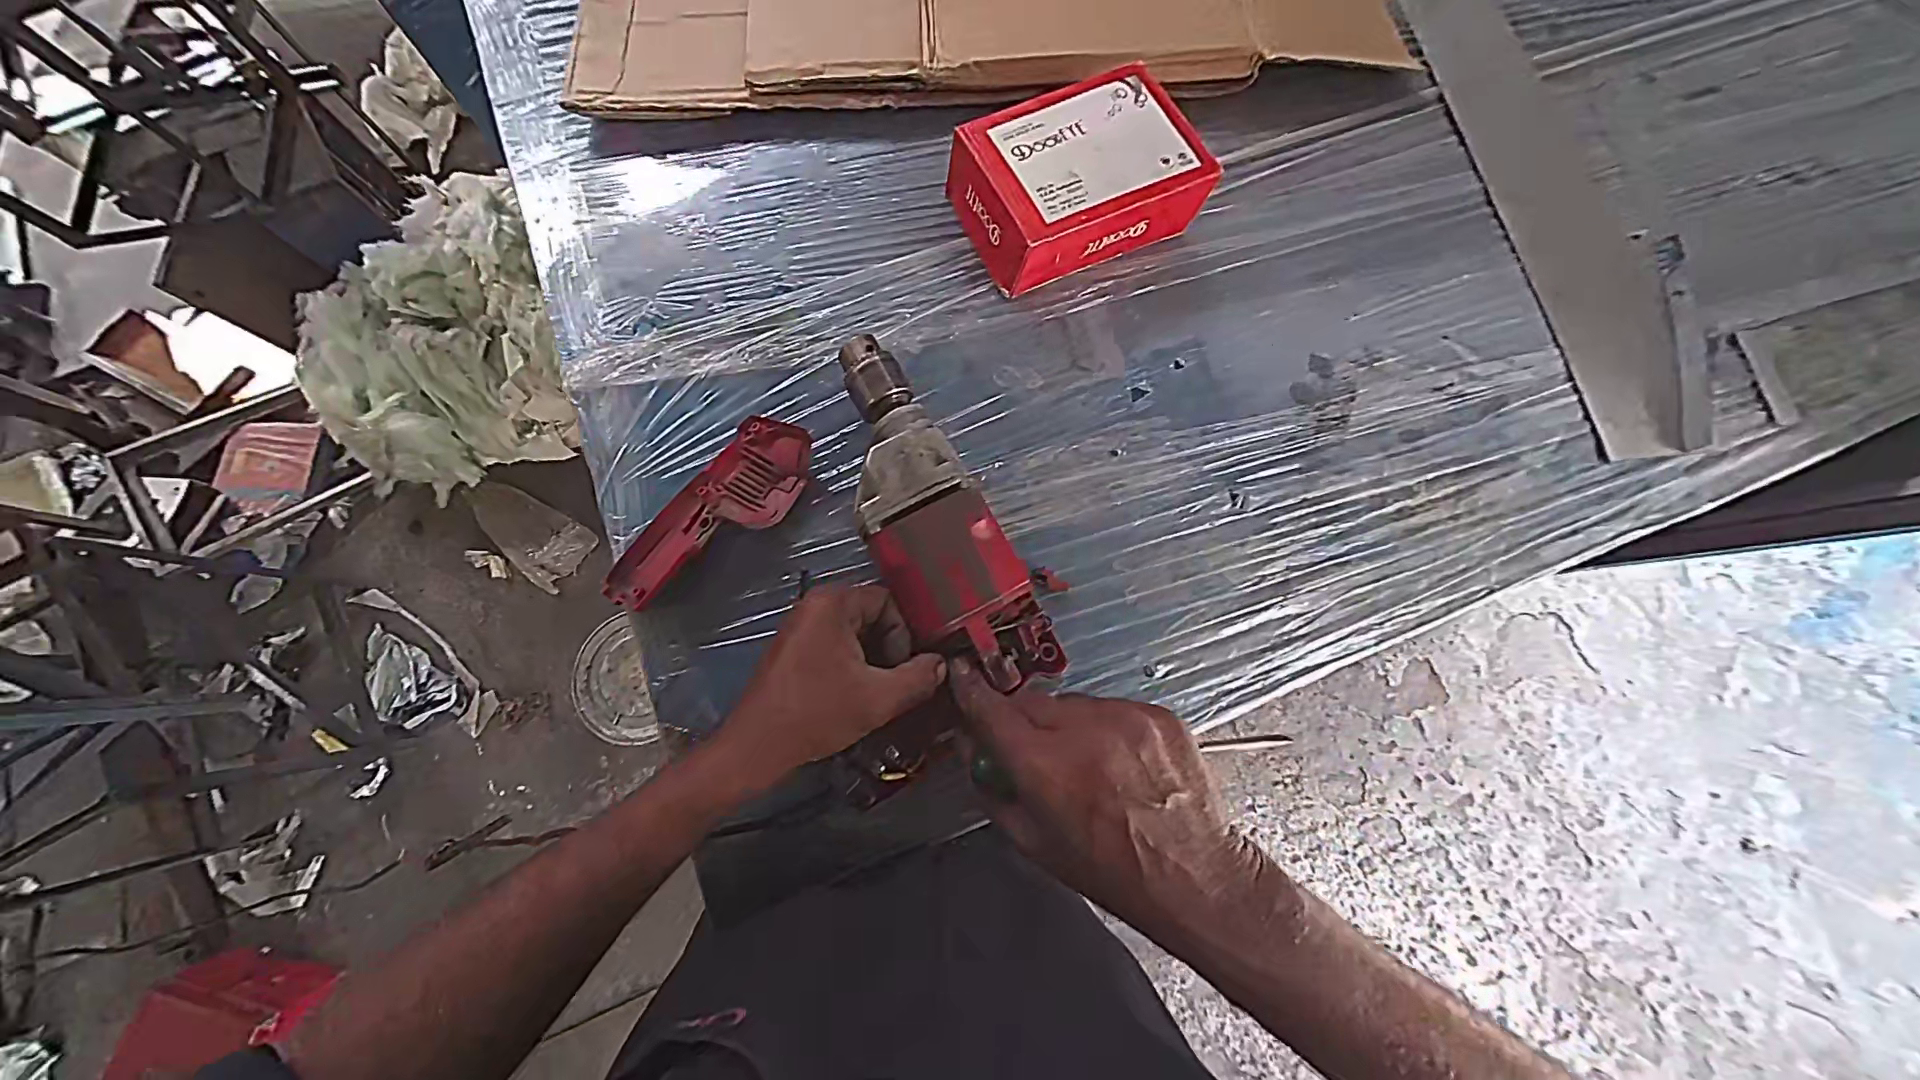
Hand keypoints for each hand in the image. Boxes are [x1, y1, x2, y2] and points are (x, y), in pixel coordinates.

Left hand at [719, 584, 946, 782]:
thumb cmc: (816, 714)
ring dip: (873, 660)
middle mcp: (813, 605)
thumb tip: (941, 665)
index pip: (888, 601)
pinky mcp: (794, 649)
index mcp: (832, 603)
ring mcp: (800, 626)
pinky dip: (852, 665)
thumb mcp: (879, 698)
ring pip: (855, 633)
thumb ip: (919, 677)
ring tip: (877, 692)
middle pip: (872, 615)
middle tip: (896, 682)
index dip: (904, 632)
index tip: (906, 666)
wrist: (756, 747)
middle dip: (890, 648)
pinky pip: (836, 645)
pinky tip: (855, 695)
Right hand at [950, 658, 1260, 930]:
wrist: (1192, 876)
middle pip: (1030, 701)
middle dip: (1023, 720)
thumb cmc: (1112, 869)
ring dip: (1068, 723)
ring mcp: (1125, 718)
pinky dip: (1107, 725)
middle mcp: (1084, 732)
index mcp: (1046, 767)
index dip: (971, 691)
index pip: (991, 710)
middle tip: (1037, 750)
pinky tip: (1119, 760)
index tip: (962, 675)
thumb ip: (991, 788)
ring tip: (1089, 763)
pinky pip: (1112, 705)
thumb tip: (970, 747)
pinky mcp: (1156, 714)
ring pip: (1073, 702)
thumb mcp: (1033, 842)